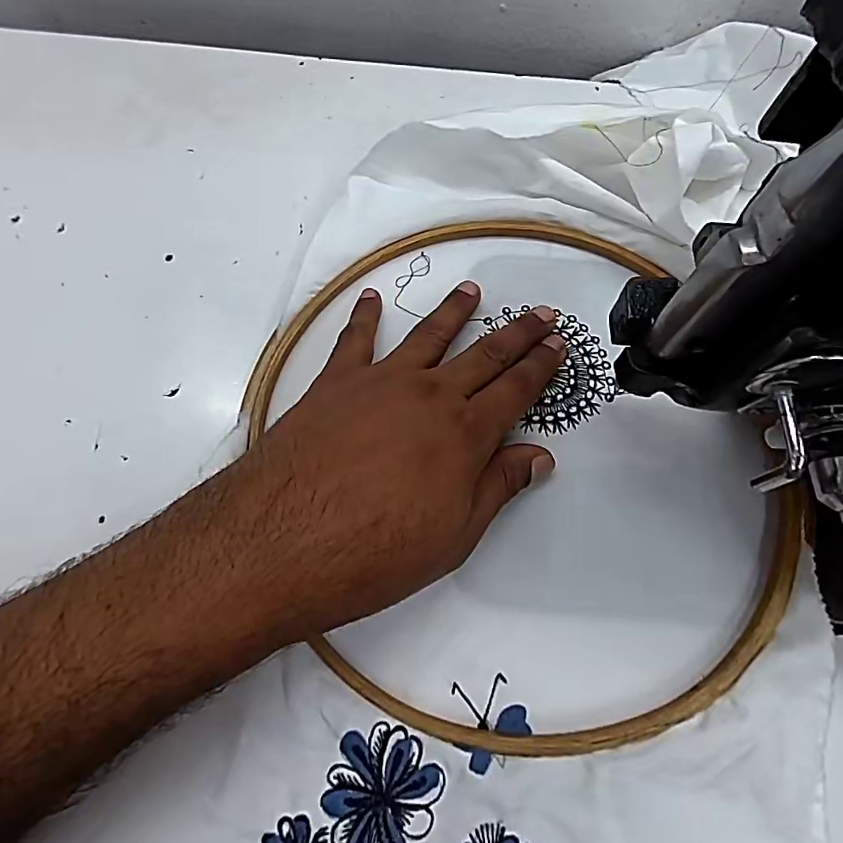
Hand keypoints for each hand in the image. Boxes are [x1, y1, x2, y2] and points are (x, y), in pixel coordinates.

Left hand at [191, 281, 565, 639]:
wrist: (286, 538)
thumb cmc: (374, 549)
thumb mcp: (453, 535)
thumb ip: (497, 487)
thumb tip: (537, 458)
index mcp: (463, 433)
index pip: (515, 390)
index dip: (540, 367)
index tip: (556, 346)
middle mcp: (428, 396)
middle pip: (484, 354)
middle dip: (517, 332)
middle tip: (540, 314)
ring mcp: (381, 382)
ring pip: (428, 336)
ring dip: (454, 312)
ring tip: (472, 292)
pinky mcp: (336, 382)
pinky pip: (356, 338)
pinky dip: (365, 315)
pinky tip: (372, 299)